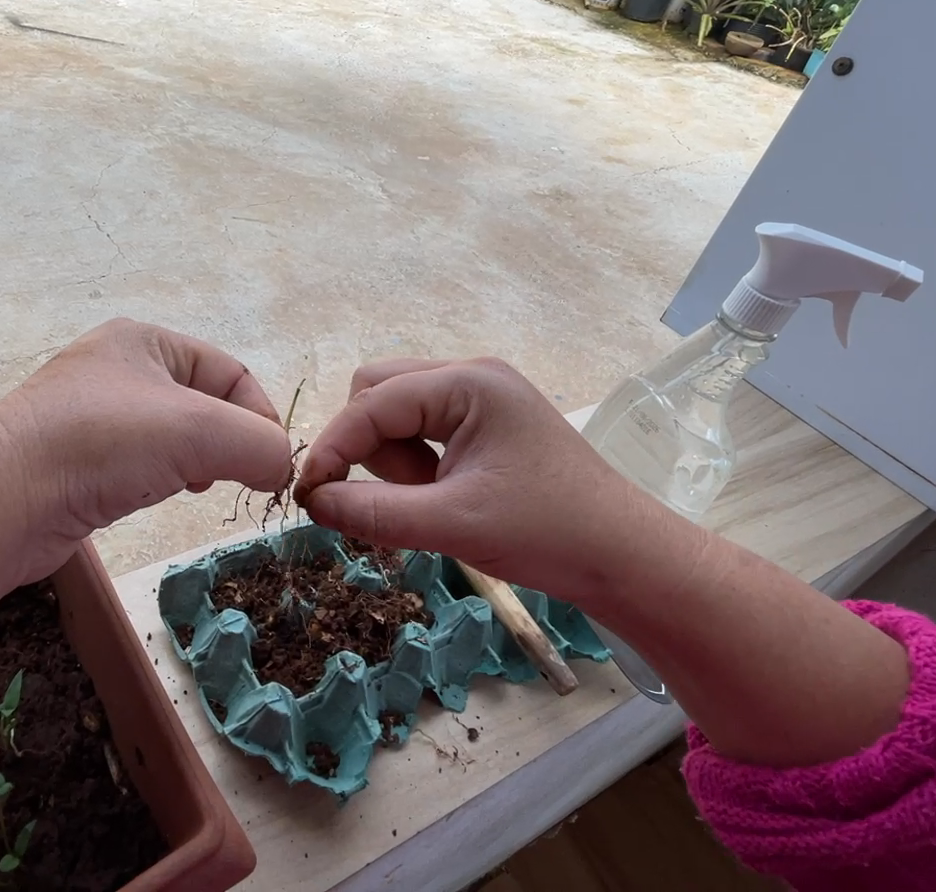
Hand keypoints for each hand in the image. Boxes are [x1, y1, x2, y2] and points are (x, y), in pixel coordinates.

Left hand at [0, 319, 292, 584]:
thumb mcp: (198, 430)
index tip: (272, 464)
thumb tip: (281, 468)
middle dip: (229, 440)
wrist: (3, 499)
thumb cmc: (102, 443)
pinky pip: (143, 461)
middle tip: (238, 476)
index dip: (260, 415)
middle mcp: (118, 369)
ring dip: (199, 461)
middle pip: (204, 403)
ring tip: (198, 485)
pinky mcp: (79, 460)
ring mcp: (95, 415)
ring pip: (175, 435)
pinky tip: (163, 495)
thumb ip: (258, 444)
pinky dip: (165, 477)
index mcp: (145, 341)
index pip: (230, 371)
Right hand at [293, 357, 686, 606]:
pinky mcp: (482, 425)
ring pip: (395, 413)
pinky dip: (413, 465)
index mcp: (467, 383)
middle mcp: (469, 376)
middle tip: (388, 498)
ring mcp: (478, 399)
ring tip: (431, 503)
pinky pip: (420, 432)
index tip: (308, 496)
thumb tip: (311, 503)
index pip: (372, 402)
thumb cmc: (548, 535)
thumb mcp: (452, 524)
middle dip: (366, 446)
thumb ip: (373, 512)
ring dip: (392, 460)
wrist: (626, 559)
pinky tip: (440, 498)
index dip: (334, 447)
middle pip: (377, 392)